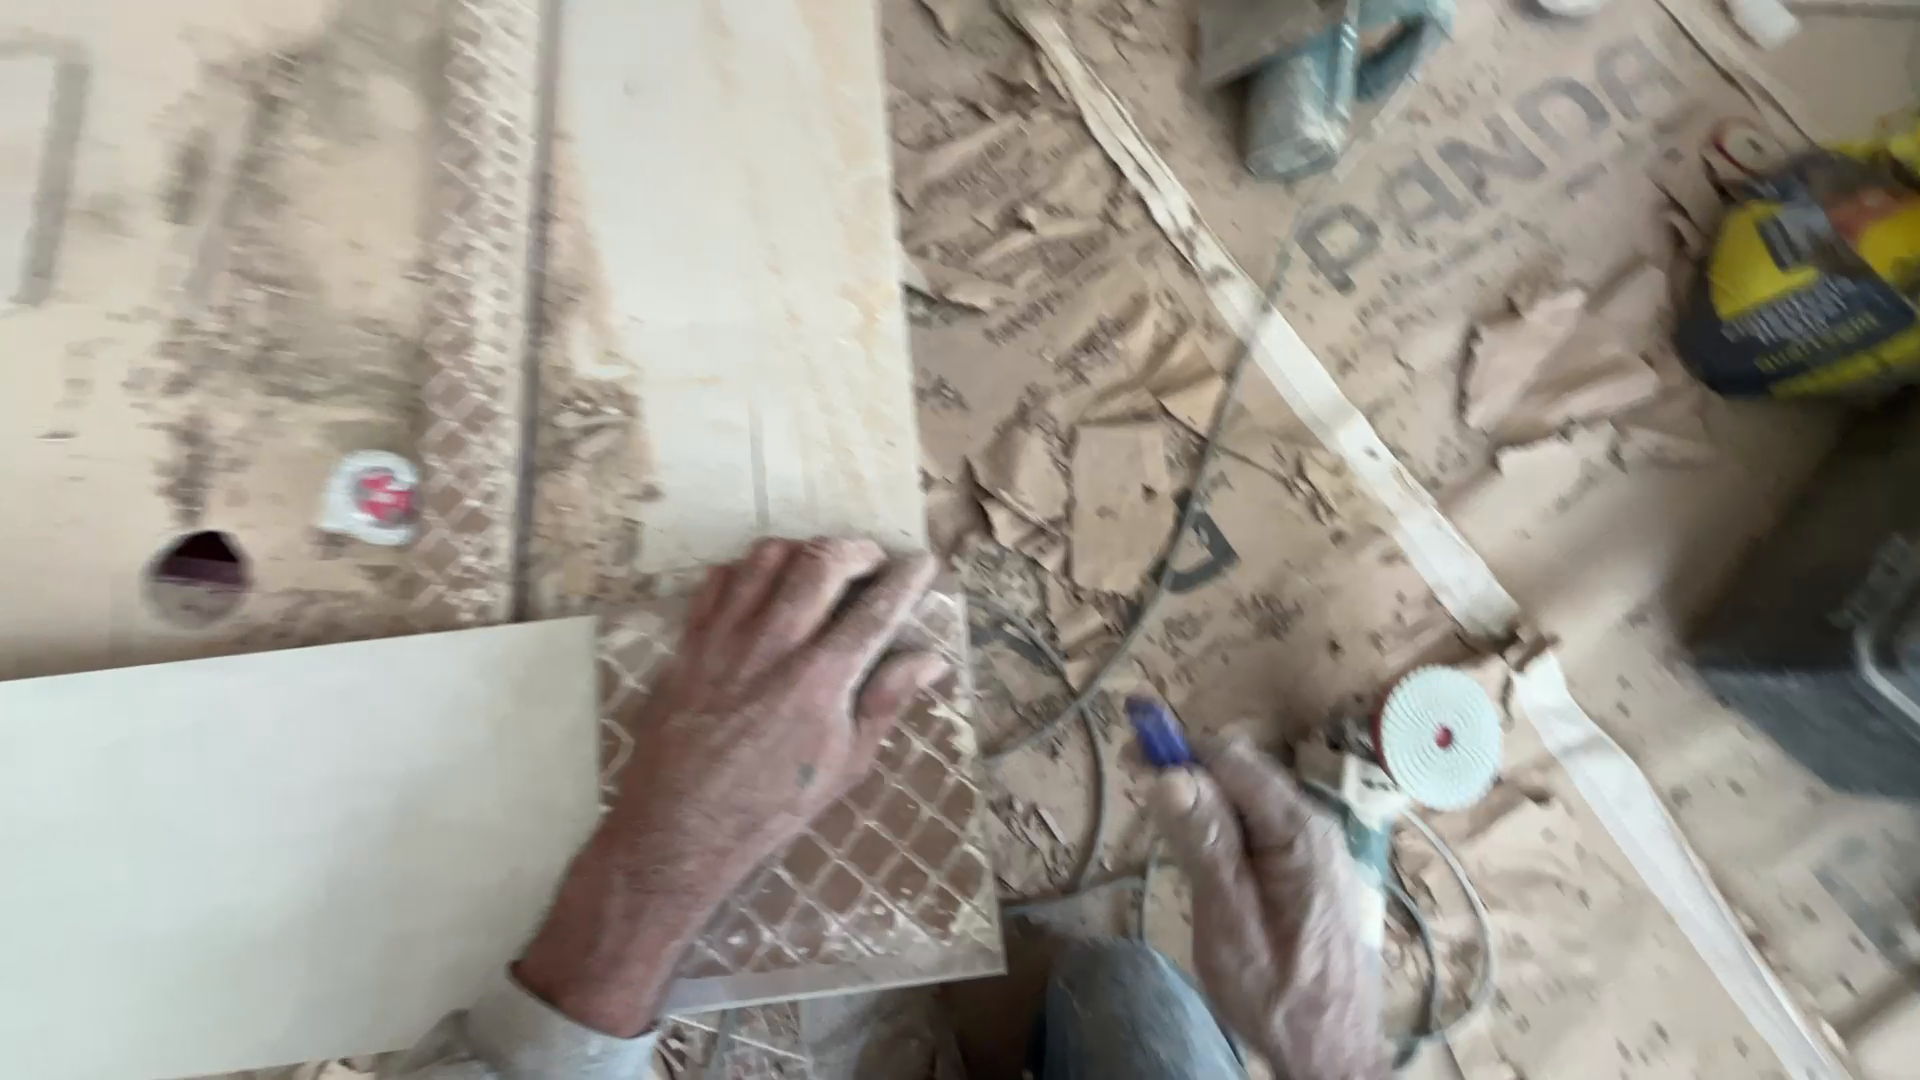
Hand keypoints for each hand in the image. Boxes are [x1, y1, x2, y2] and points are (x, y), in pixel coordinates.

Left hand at [518, 538, 944, 1036]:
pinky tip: (764, 588)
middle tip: (872, 560)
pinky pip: (719, 579)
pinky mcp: (689, 642)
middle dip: (858, 549)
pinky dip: (750, 569)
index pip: (878, 609)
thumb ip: (887, 701)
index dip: (908, 578)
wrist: (679, 828)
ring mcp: (725, 637)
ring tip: (819, 567)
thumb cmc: (774, 803)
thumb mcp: (846, 764)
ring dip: (804, 550)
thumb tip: (931, 659)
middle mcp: (774, 645)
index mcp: (821, 680)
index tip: (924, 562)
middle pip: (822, 562)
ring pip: (768, 557)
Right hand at [1151, 738, 1389, 1079]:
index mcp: (1298, 832)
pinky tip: (1200, 843)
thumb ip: (1204, 844)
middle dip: (1185, 767)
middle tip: (1138, 786)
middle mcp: (1313, 825)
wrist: (1333, 1059)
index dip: (1176, 749)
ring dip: (1200, 792)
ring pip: (1246, 792)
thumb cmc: (1275, 996)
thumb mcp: (1228, 922)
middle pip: (1240, 769)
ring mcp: (1315, 844)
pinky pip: (1258, 819)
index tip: (1130, 759)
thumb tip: (1170, 774)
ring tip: (1163, 817)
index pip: (1229, 758)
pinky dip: (1221, 817)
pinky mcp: (1309, 864)